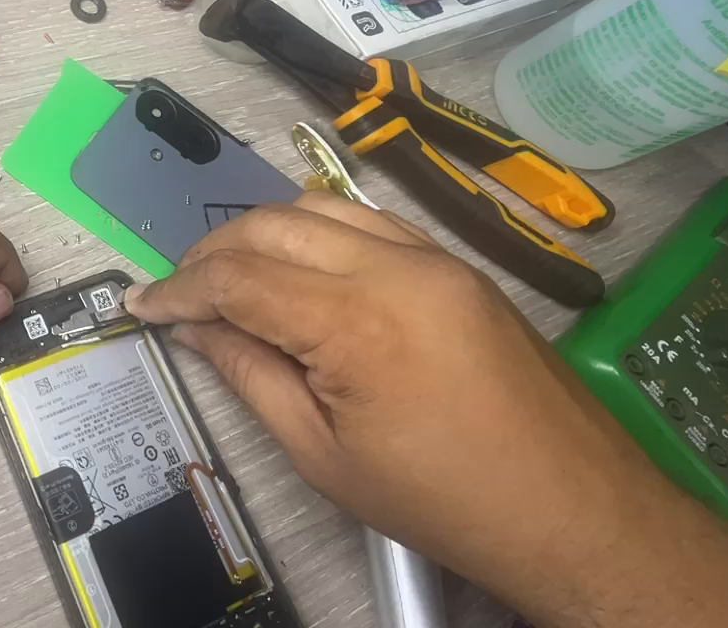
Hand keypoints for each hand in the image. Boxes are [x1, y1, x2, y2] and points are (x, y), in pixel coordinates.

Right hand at [124, 191, 727, 627]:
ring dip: (255, 235)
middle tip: (179, 295)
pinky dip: (309, 230)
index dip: (176, 290)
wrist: (588, 520)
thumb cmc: (444, 502)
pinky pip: (360, 218)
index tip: (139, 305)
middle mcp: (392, 267)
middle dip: (207, 255)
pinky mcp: (453, 263)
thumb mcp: (321, 454)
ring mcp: (430, 257)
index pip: (235, 279)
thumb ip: (245, 372)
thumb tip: (189, 328)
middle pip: (265, 227)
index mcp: (354, 322)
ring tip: (229, 276)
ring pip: (309, 207)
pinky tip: (295, 266)